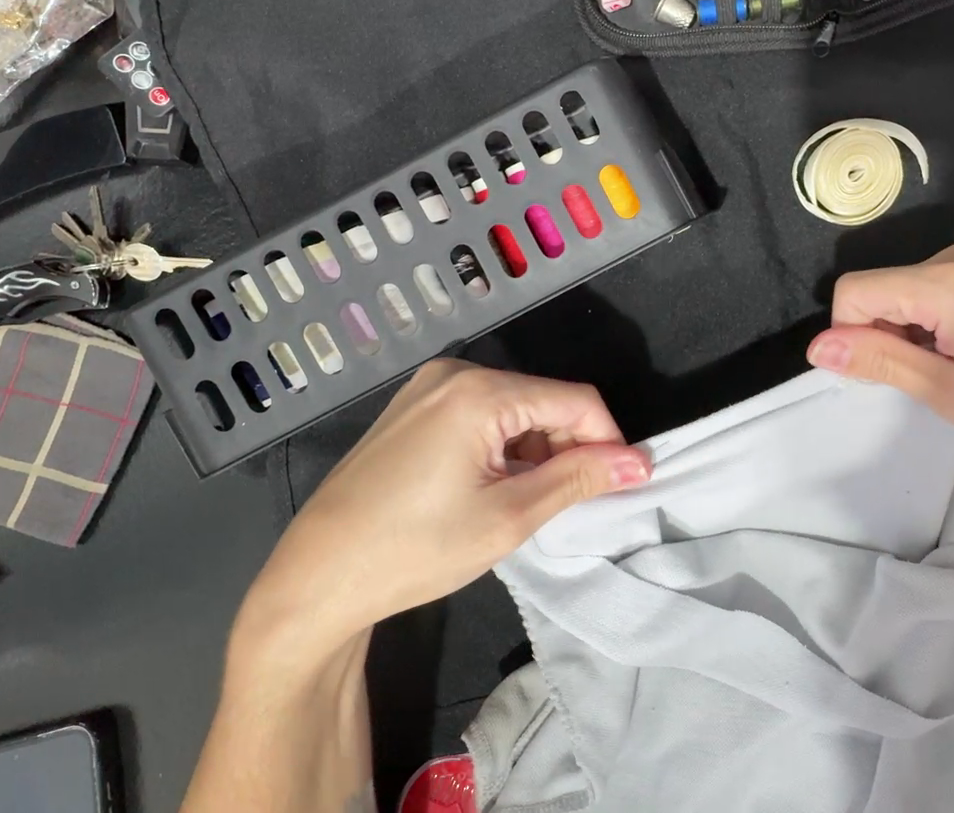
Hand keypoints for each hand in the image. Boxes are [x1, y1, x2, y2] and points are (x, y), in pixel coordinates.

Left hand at [238, 362, 650, 654]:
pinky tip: (492, 486)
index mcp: (480, 392)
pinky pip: (482, 414)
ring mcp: (428, 389)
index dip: (608, 441)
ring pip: (515, 408)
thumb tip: (640, 462)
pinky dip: (503, 446)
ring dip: (536, 449)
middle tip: (566, 502)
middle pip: (544, 399)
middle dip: (569, 446)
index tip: (620, 485)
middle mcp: (455, 374)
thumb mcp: (509, 517)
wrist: (314, 578)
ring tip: (524, 501)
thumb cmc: (415, 550)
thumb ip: (578, 479)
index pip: (576, 400)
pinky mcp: (413, 408)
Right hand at [805, 239, 953, 461]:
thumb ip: (879, 361)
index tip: (889, 373)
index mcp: (945, 281)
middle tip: (932, 378)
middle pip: (881, 287)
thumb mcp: (948, 391)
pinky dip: (933, 320)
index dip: (853, 335)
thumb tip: (817, 347)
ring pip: (906, 288)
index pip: (854, 291)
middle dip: (885, 333)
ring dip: (911, 330)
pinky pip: (936, 287)